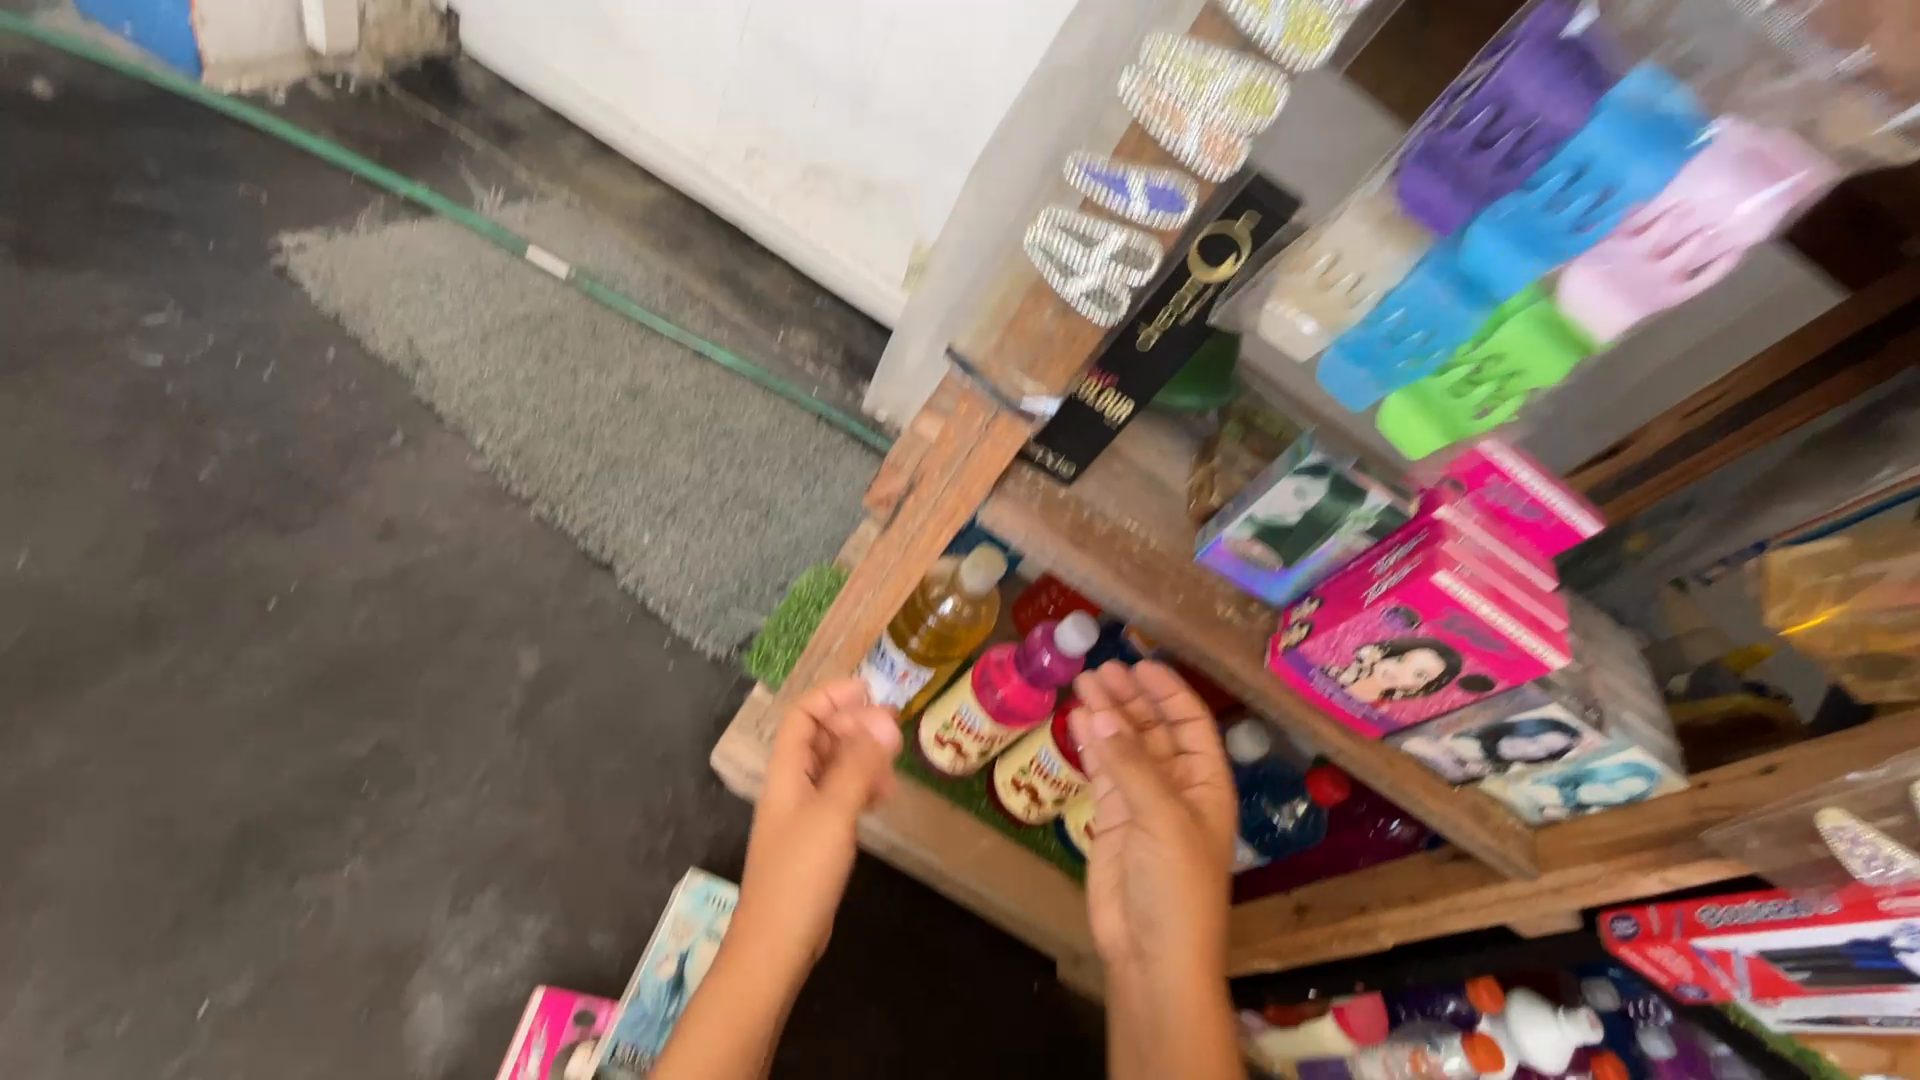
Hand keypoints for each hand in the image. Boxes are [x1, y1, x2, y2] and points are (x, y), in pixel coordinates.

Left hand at [733, 678, 901, 975]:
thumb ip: (858, 765)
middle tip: (892, 726)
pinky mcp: (815, 839)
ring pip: (832, 766)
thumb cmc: (800, 873)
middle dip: (853, 724)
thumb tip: (885, 719)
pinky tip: (883, 795)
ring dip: (860, 755)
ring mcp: (802, 813)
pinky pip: (839, 795)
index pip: (803, 715)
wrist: (776, 944)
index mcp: (785, 772)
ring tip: (893, 760)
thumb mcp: (833, 813)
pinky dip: (861, 786)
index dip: (833, 696)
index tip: (870, 689)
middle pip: (818, 737)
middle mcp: (791, 785)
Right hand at [1068, 661, 1236, 985]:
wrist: (1152, 952)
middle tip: (1099, 669)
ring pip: (1124, 746)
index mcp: (1207, 783)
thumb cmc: (1177, 884)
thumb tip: (1097, 712)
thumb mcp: (1162, 818)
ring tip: (1082, 682)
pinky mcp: (1113, 818)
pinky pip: (1102, 771)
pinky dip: (1089, 746)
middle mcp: (1177, 786)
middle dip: (1129, 698)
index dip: (1168, 692)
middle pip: (1153, 729)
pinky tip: (1076, 720)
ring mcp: (1143, 802)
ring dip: (1105, 716)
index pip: (1190, 723)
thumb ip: (1129, 764)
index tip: (1140, 664)